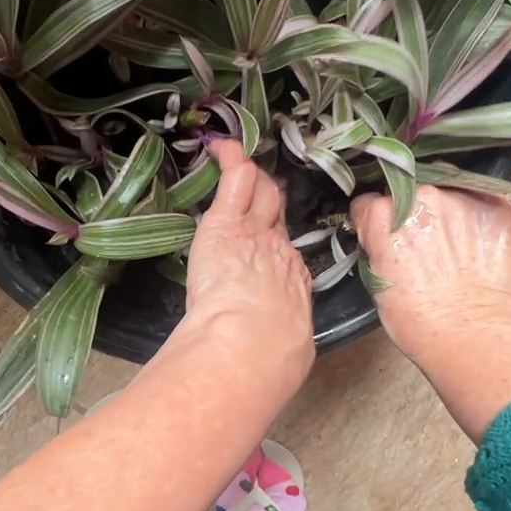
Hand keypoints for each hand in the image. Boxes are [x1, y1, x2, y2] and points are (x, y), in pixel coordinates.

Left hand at [165, 140, 313, 387]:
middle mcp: (277, 249)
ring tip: (237, 157)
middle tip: (259, 183)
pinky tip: (219, 147)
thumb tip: (280, 362)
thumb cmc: (269, 348)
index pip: (283, 246)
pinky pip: (233, 182)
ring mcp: (253, 231)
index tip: (268, 229)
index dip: (275, 234)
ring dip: (249, 175)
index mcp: (290, 279)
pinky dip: (228, 161)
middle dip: (269, 196)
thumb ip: (279, 336)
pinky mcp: (227, 221)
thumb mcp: (281, 340)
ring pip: (258, 192)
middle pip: (276, 212)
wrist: (257, 336)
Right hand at [352, 186, 510, 440]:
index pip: (368, 204)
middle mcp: (421, 196)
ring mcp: (461, 198)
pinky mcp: (496, 206)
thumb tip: (384, 238)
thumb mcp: (375, 282)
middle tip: (419, 246)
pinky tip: (475, 247)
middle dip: (409, 213)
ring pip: (445, 193)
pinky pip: (479, 202)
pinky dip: (474, 218)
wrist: (471, 336)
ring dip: (443, 213)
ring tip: (450, 247)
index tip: (381, 238)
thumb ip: (377, 246)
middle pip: (407, 193)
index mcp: (383, 214)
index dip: (372, 223)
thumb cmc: (416, 320)